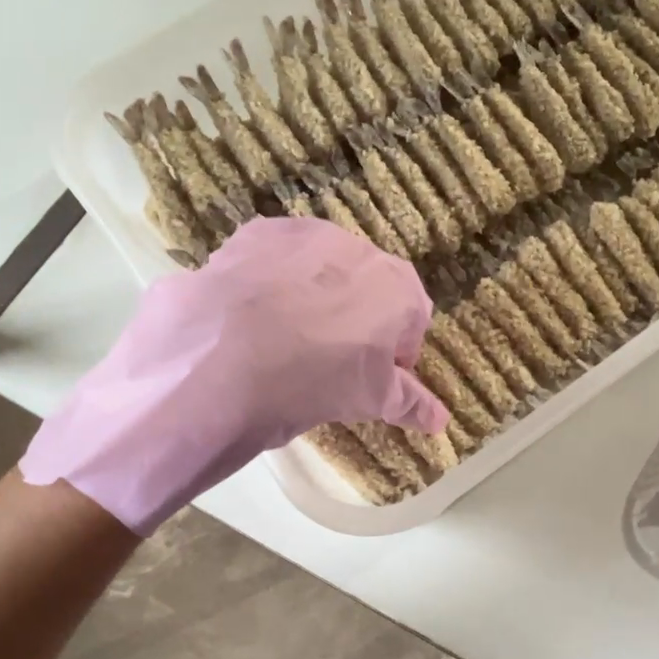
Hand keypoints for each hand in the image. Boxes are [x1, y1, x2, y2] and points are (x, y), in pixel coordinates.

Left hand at [20, 218, 446, 534]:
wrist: (217, 362)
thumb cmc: (314, 382)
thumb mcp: (367, 400)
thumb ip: (409, 403)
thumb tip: (441, 423)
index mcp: (397, 287)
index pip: (414, 317)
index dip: (398, 352)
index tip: (377, 378)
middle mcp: (356, 248)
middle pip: (368, 288)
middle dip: (359, 321)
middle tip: (333, 364)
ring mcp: (300, 235)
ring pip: (320, 271)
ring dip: (314, 299)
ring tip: (287, 343)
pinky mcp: (250, 236)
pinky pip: (272, 262)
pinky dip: (270, 286)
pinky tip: (251, 323)